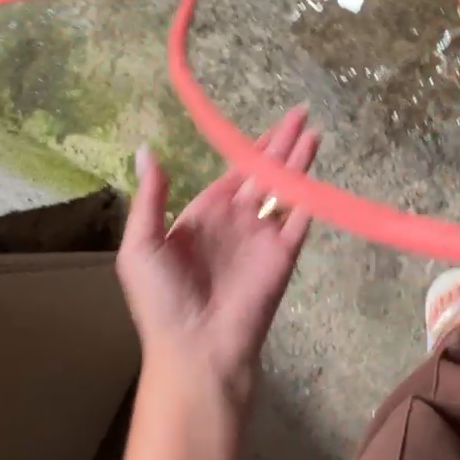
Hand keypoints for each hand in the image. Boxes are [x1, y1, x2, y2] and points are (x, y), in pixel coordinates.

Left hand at [117, 106, 320, 407]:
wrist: (195, 347)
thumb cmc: (162, 300)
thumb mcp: (141, 246)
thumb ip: (151, 198)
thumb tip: (149, 150)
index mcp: (205, 215)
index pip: (234, 172)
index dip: (251, 147)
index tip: (271, 123)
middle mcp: (237, 221)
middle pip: (264, 173)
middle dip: (282, 143)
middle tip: (302, 113)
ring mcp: (263, 238)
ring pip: (286, 190)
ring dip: (299, 162)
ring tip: (314, 133)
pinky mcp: (283, 256)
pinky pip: (299, 221)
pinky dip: (310, 198)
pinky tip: (318, 173)